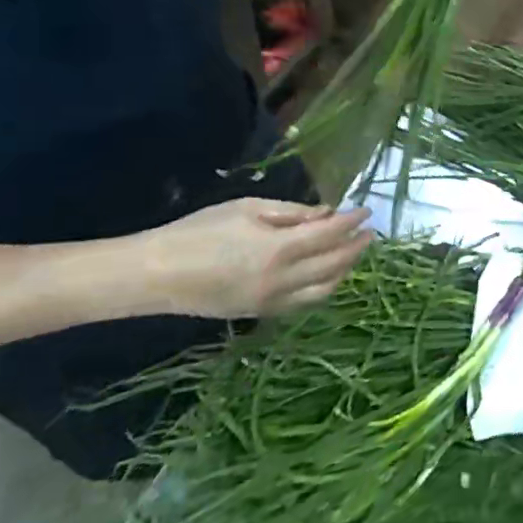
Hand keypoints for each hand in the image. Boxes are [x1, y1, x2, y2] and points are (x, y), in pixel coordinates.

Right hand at [130, 198, 373, 318]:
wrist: (154, 274)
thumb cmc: (199, 231)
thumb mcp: (247, 208)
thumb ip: (291, 212)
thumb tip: (326, 213)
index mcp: (279, 250)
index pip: (330, 235)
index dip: (352, 222)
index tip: (366, 211)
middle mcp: (281, 281)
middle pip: (333, 265)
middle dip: (355, 247)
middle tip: (369, 231)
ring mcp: (271, 302)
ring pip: (323, 290)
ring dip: (344, 270)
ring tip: (353, 251)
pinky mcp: (259, 314)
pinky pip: (303, 303)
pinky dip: (323, 287)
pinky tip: (327, 274)